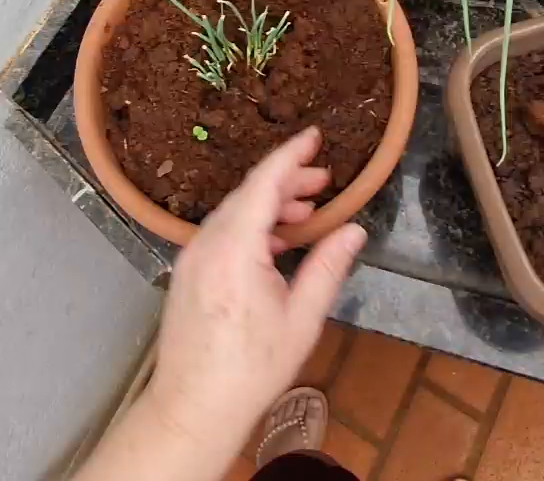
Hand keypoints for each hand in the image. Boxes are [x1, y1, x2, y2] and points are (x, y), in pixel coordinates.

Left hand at [139, 127, 368, 466]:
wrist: (192, 408)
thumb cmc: (251, 370)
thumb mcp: (301, 320)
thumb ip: (327, 267)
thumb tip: (355, 230)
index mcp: (235, 248)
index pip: (263, 183)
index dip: (290, 155)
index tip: (313, 135)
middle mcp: (207, 241)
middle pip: (248, 194)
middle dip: (287, 181)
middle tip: (324, 182)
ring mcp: (192, 254)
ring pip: (234, 212)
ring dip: (269, 205)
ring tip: (306, 212)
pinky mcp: (188, 268)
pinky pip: (222, 232)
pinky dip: (250, 227)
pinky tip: (276, 241)